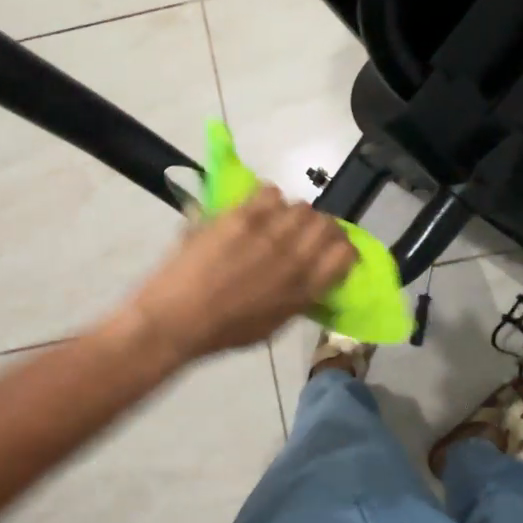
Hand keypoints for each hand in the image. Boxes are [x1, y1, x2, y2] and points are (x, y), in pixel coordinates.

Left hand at [125, 187, 356, 360]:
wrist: (176, 319)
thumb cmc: (223, 331)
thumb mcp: (274, 325)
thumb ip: (298, 298)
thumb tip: (309, 278)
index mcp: (304, 289)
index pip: (345, 253)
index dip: (343, 247)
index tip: (332, 249)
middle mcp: (294, 257)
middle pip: (326, 223)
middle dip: (321, 227)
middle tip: (305, 234)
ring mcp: (268, 234)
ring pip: (301, 206)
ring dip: (294, 214)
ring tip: (277, 223)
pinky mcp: (241, 216)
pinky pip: (270, 191)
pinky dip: (268, 199)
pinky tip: (256, 212)